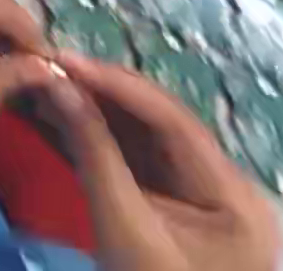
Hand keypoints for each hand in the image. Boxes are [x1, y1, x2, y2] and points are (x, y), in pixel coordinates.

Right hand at [45, 53, 282, 270]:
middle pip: (158, 118)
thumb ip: (91, 148)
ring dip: (95, 103)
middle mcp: (226, 183)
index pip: (172, 119)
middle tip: (50, 64)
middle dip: (102, 88)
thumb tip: (56, 82)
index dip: (115, 82)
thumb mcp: (121, 223)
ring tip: (49, 79)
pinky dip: (96, 128)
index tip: (62, 58)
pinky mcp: (173, 197)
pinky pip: (134, 149)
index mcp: (233, 195)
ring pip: (143, 129)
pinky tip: (62, 109)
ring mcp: (201, 190)